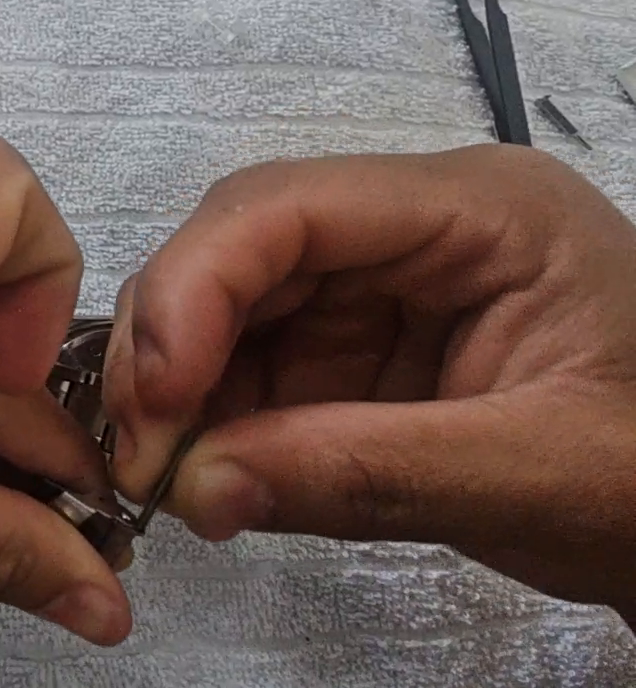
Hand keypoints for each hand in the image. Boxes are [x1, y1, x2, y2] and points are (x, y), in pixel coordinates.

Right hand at [104, 145, 635, 619]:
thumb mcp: (557, 483)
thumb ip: (368, 476)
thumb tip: (194, 489)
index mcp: (469, 208)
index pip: (279, 210)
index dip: (193, 290)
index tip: (155, 396)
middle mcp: (385, 224)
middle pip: (221, 252)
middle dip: (166, 350)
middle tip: (139, 450)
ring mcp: (348, 278)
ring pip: (204, 303)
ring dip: (167, 389)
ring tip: (161, 471)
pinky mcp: (322, 333)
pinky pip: (225, 357)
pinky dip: (195, 413)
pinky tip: (193, 464)